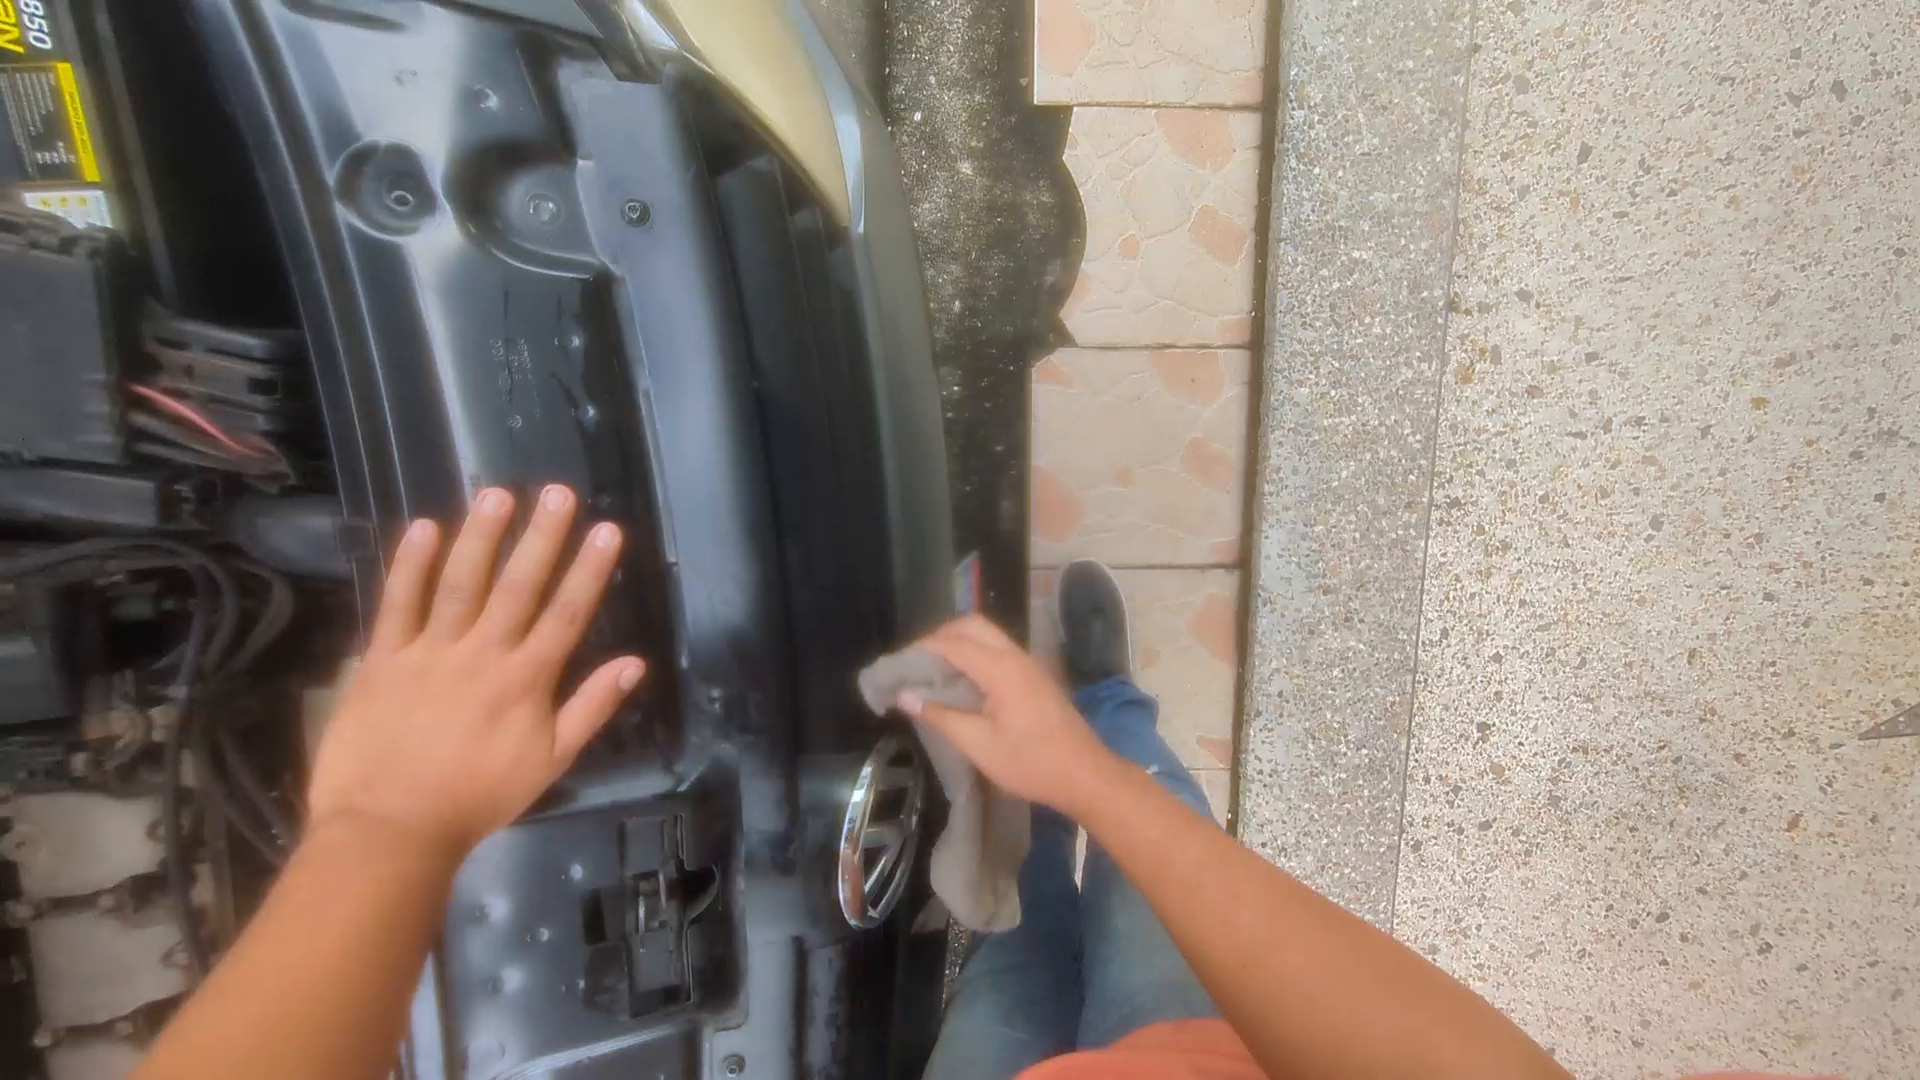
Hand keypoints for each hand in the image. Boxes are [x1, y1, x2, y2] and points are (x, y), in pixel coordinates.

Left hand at [305, 485, 646, 862]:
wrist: (388, 829)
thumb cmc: (479, 795)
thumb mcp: (551, 760)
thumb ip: (592, 708)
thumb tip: (634, 664)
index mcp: (527, 679)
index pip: (567, 613)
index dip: (590, 570)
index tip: (608, 530)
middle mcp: (483, 654)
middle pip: (519, 586)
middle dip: (542, 537)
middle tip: (558, 492)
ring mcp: (429, 652)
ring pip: (460, 584)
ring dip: (481, 537)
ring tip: (497, 494)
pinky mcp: (382, 660)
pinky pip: (397, 605)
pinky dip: (410, 566)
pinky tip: (424, 527)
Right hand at [897, 615, 1120, 815]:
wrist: (1086, 775)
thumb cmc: (1032, 763)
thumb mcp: (980, 746)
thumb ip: (941, 717)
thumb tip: (905, 697)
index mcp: (1001, 669)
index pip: (952, 644)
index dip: (921, 649)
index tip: (896, 665)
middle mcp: (1015, 656)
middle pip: (972, 625)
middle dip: (940, 636)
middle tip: (915, 663)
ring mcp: (1028, 664)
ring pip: (987, 635)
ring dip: (958, 644)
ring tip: (932, 672)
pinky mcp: (1034, 676)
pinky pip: (998, 650)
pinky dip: (974, 654)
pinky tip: (961, 682)